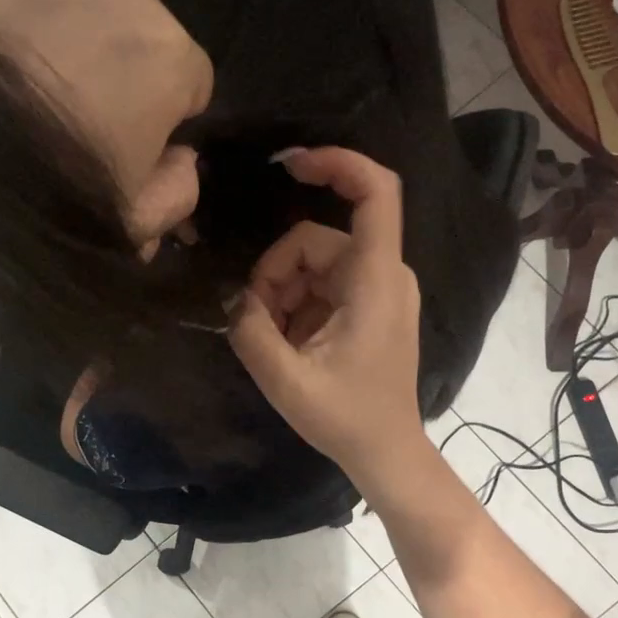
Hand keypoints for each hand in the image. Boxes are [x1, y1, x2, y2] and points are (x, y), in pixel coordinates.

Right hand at [227, 147, 425, 476]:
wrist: (385, 453)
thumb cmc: (346, 419)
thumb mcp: (286, 382)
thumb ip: (251, 333)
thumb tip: (232, 299)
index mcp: (375, 281)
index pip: (375, 192)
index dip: (337, 163)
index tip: (292, 166)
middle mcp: (384, 275)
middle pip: (318, 240)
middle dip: (276, 274)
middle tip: (256, 323)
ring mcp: (379, 292)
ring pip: (315, 265)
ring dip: (283, 297)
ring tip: (272, 343)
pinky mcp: (370, 309)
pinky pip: (324, 287)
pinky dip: (298, 309)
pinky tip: (288, 346)